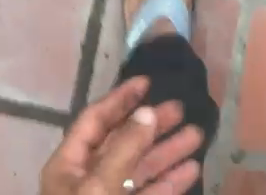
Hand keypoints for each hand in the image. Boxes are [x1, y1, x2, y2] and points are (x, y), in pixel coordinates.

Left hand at [41, 77, 204, 194]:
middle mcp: (87, 184)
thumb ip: (123, 151)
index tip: (149, 82)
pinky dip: (169, 185)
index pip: (95, 121)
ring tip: (197, 135)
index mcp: (68, 168)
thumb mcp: (99, 190)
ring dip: (167, 153)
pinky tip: (191, 171)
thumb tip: (146, 111)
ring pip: (140, 171)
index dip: (120, 99)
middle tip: (182, 109)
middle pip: (122, 144)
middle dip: (152, 125)